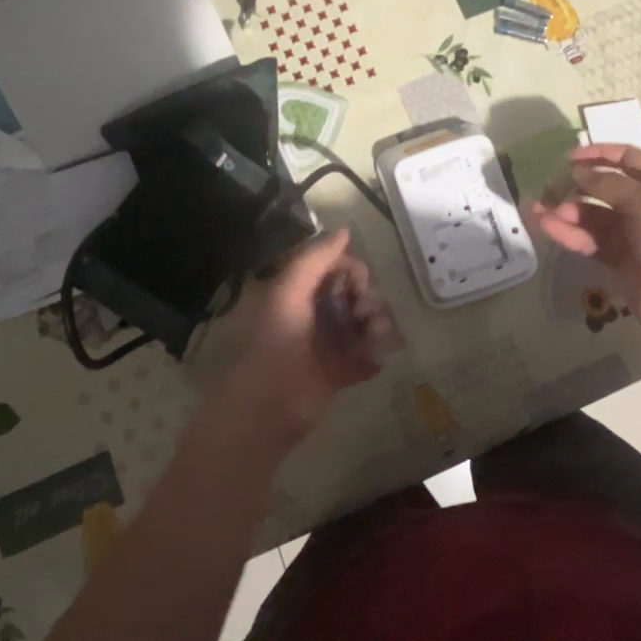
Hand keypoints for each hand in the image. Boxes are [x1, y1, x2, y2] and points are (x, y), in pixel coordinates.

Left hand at [216, 230, 389, 447]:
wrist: (264, 409)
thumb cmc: (273, 344)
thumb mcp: (288, 292)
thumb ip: (315, 260)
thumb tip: (346, 231)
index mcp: (298, 293)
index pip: (334, 269)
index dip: (352, 270)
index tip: (360, 282)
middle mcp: (313, 315)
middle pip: (354, 295)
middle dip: (367, 299)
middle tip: (366, 313)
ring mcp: (326, 346)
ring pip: (363, 325)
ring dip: (376, 325)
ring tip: (374, 337)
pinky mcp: (337, 375)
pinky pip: (365, 358)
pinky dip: (374, 356)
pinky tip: (374, 359)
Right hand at [529, 144, 640, 339]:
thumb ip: (608, 184)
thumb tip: (577, 171)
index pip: (628, 159)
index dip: (600, 154)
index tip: (570, 157)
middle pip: (603, 186)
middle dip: (575, 184)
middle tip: (548, 187)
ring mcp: (628, 232)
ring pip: (590, 214)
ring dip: (565, 209)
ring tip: (540, 209)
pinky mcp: (614, 257)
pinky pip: (586, 238)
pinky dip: (566, 231)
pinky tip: (546, 226)